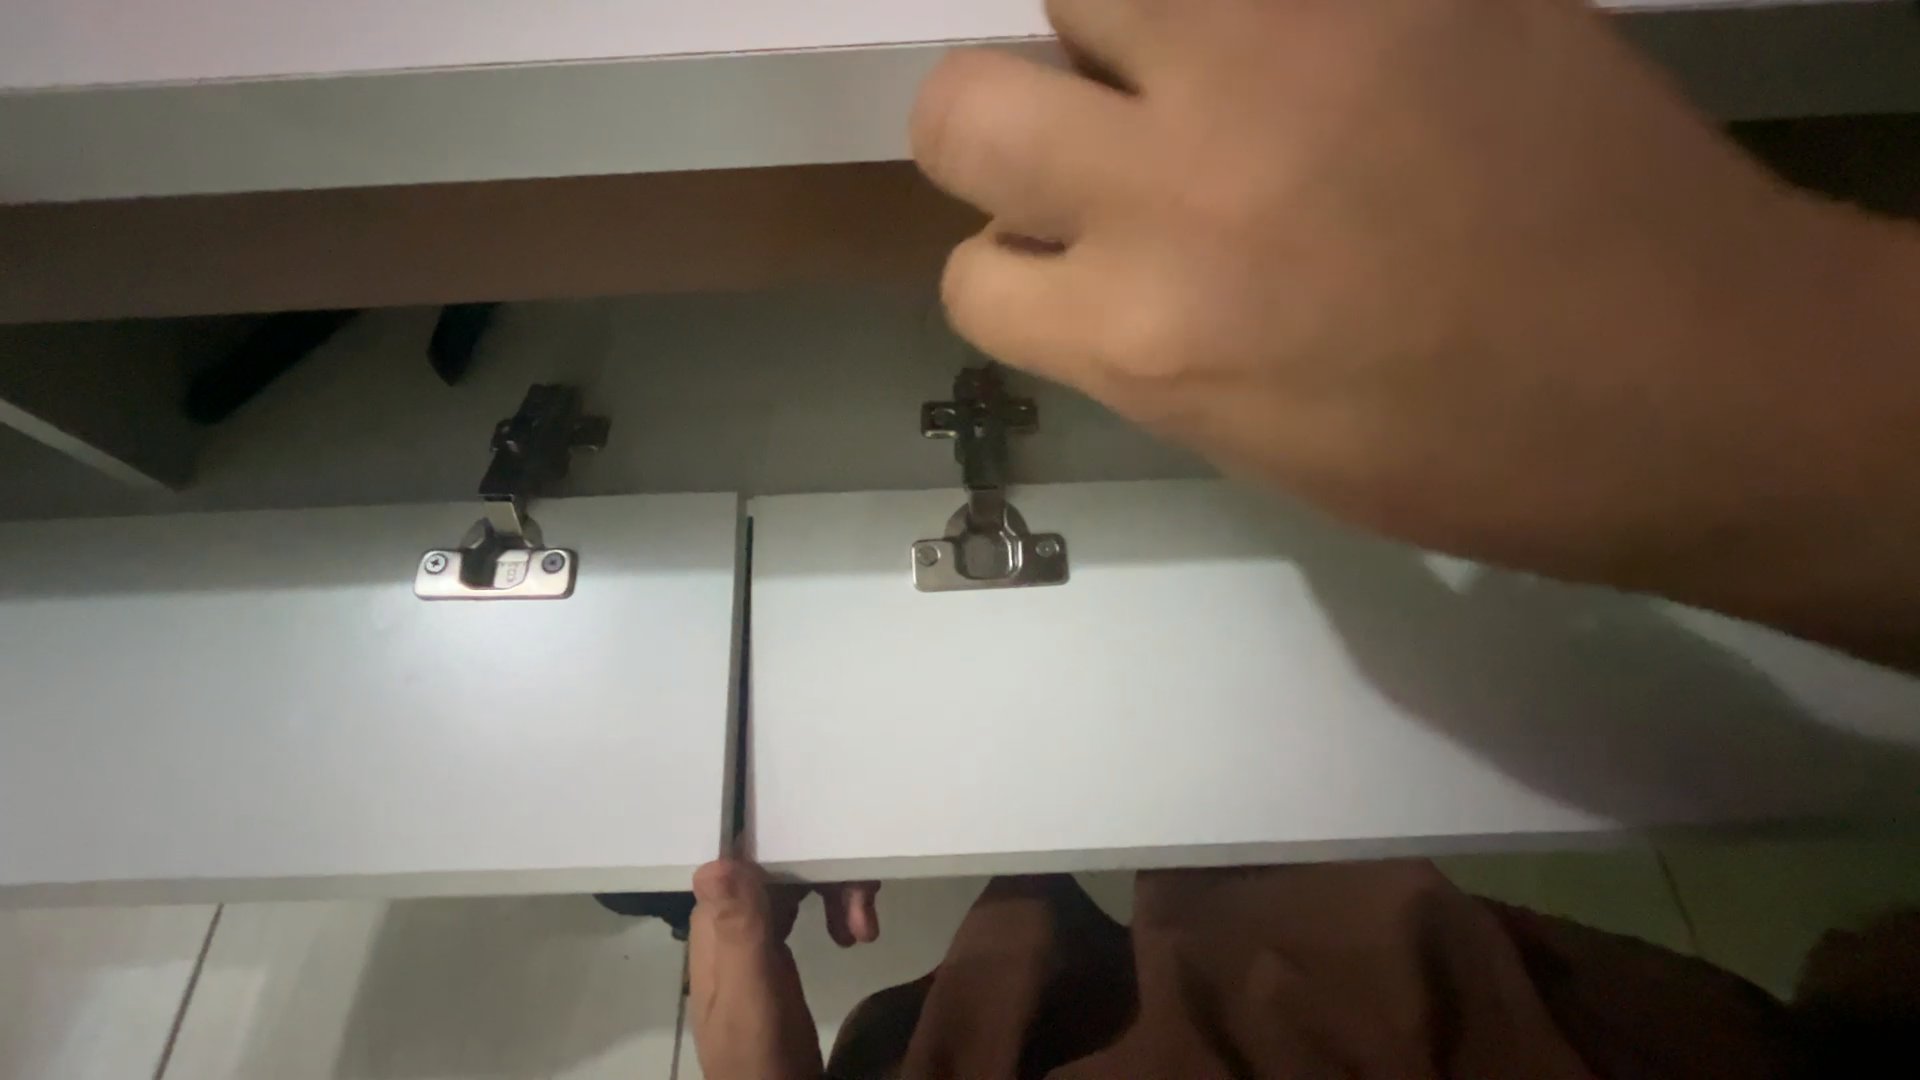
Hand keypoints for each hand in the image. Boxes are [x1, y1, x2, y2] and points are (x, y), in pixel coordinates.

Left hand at [687, 859, 880, 1079]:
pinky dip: (836, 909)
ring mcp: (754, 933)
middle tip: (865, 912)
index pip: (752, 856)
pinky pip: (807, 904)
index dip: (793, 846)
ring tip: (866, 931)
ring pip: (799, 881)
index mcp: (715, 922)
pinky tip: (854, 934)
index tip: (835, 858)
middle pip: (782, 864)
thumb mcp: (754, 994)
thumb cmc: (761, 1056)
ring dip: (839, 894)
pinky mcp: (776, 948)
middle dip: (829, 877)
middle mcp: (731, 918)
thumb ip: (738, 929)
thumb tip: (713, 862)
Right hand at [912, 0, 1919, 654]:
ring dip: (1094, 37)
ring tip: (1171, 78)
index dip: (1004, 278)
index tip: (1052, 271)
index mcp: (1137, 337)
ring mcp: (1278, 53)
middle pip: (958, 105)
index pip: (970, 279)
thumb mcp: (1222, 428)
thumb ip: (1114, 335)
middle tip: (1061, 151)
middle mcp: (1169, 188)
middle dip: (984, 137)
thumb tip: (1064, 261)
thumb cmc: (1425, 453)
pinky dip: (1219, 14)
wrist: (1667, 377)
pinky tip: (1281, 56)